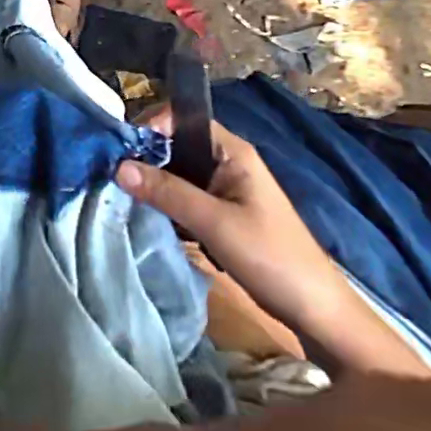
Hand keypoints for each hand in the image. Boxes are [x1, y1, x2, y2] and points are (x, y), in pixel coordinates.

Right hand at [115, 113, 337, 321]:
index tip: (123, 150)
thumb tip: (119, 166)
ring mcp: (225, 189)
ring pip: (178, 174)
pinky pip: (184, 198)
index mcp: (232, 152)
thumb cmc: (271, 257)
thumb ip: (167, 192)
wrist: (315, 311)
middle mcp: (227, 163)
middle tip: (115, 176)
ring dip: (154, 184)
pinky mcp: (221, 214)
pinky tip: (147, 217)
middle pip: (176, 146)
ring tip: (123, 196)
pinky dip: (166, 204)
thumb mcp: (214, 222)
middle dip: (146, 158)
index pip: (183, 119)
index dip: (152, 127)